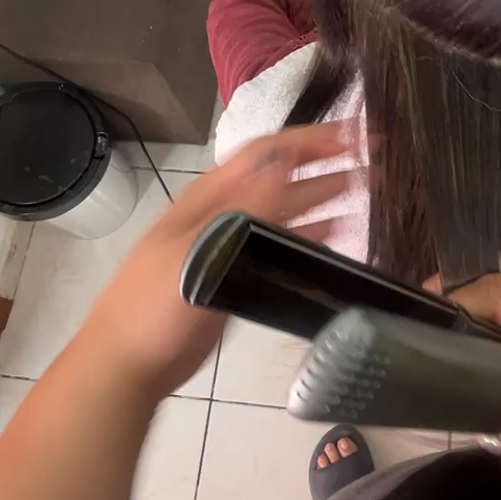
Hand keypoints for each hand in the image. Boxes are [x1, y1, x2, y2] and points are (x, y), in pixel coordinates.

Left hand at [71, 122, 354, 399]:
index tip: (355, 135)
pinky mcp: (237, 274)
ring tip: (364, 191)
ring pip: (283, 210)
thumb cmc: (155, 306)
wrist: (126, 364)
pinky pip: (278, 245)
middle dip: (325, 165)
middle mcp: (224, 212)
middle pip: (281, 178)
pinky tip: (334, 234)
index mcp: (210, 197)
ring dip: (321, 197)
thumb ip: (244, 208)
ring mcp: (231, 243)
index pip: (267, 153)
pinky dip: (307, 235)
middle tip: (373, 162)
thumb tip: (284, 159)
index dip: (310, 140)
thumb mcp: (198, 252)